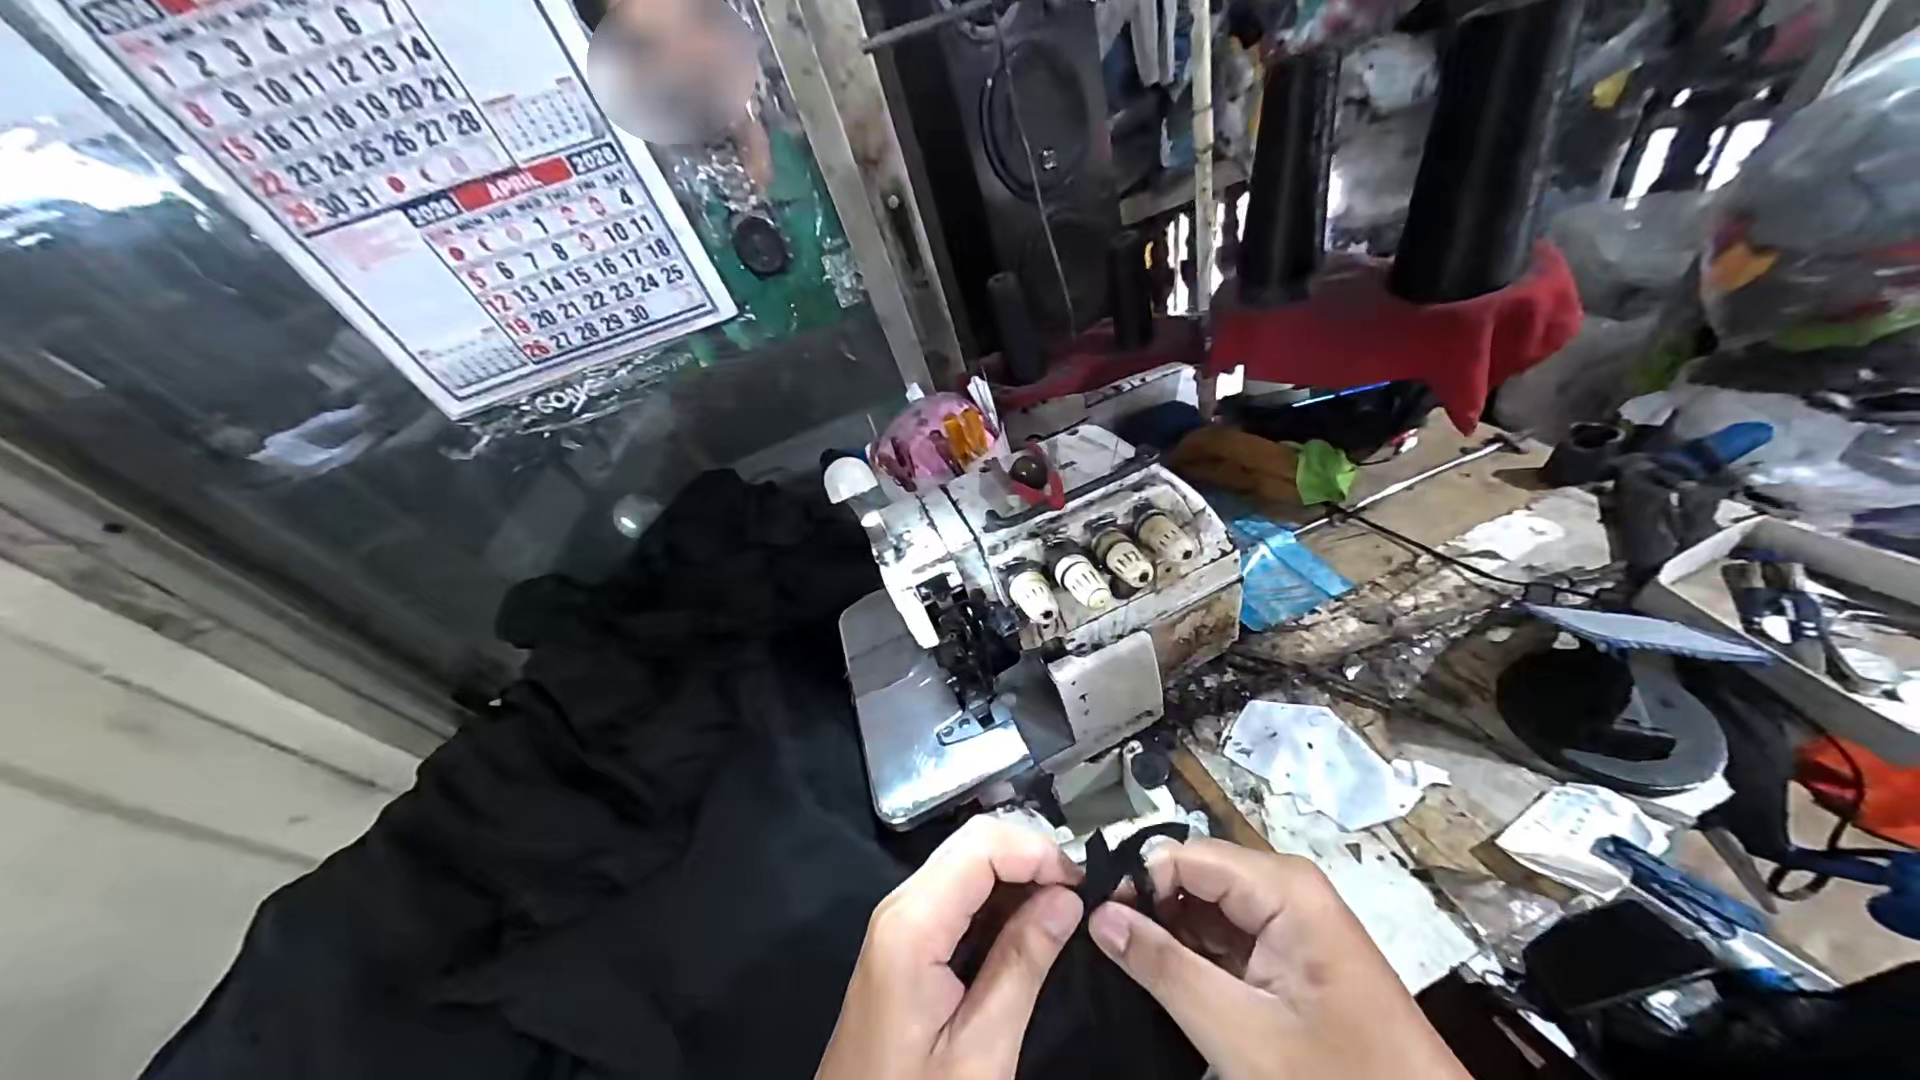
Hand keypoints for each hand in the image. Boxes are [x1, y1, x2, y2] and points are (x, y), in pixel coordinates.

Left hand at [817, 816, 1085, 1079]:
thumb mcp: (980, 1051)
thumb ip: (1023, 964)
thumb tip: (1067, 898)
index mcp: (913, 923)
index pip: (981, 845)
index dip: (1035, 851)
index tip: (1082, 884)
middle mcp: (901, 903)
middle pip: (972, 842)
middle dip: (1029, 855)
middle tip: (1077, 895)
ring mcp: (899, 917)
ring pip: (967, 859)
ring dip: (1017, 871)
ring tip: (1062, 907)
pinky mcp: (905, 935)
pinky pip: (957, 889)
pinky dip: (998, 892)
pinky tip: (1027, 922)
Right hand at [1088, 837, 1470, 1079]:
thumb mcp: (1240, 1032)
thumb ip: (1163, 966)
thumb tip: (1099, 914)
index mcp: (1282, 886)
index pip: (1184, 856)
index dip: (1138, 882)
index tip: (1098, 920)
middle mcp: (1286, 886)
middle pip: (1196, 876)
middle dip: (1153, 908)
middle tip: (1112, 949)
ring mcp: (1290, 917)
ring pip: (1208, 906)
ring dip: (1172, 934)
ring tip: (1137, 967)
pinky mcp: (1291, 947)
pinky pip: (1228, 933)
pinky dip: (1198, 954)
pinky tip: (1174, 980)